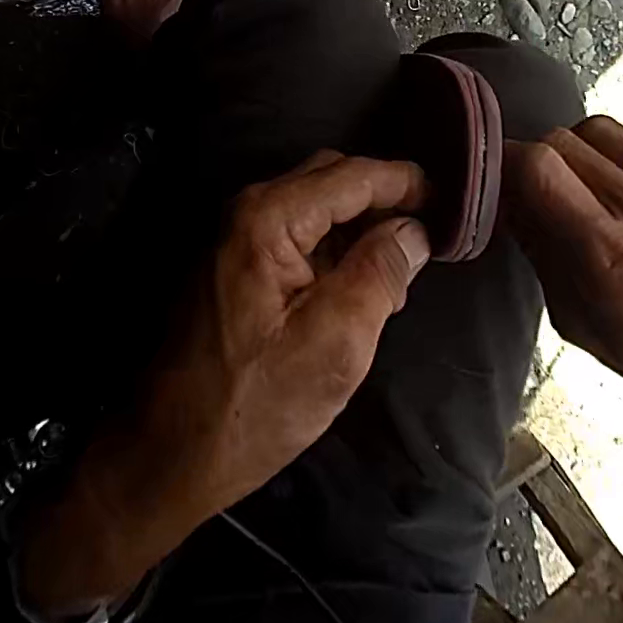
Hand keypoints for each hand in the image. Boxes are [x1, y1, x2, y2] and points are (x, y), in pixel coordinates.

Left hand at [146, 151, 432, 514]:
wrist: (172, 447)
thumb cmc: (256, 401)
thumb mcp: (335, 343)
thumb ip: (379, 273)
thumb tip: (413, 229)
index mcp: (270, 218)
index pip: (352, 175)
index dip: (405, 182)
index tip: (450, 202)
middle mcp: (248, 211)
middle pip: (331, 178)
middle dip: (383, 197)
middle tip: (428, 233)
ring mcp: (237, 235)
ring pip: (314, 204)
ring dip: (360, 221)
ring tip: (402, 257)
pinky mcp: (237, 262)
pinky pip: (297, 233)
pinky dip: (334, 243)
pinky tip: (360, 274)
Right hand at [506, 119, 622, 622]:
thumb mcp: (583, 327)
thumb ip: (541, 252)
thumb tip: (506, 202)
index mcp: (614, 258)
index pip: (535, 166)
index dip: (500, 163)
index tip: (489, 179)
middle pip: (562, 139)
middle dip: (533, 159)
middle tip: (530, 191)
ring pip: (600, 129)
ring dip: (572, 151)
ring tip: (575, 188)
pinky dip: (613, 157)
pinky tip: (618, 192)